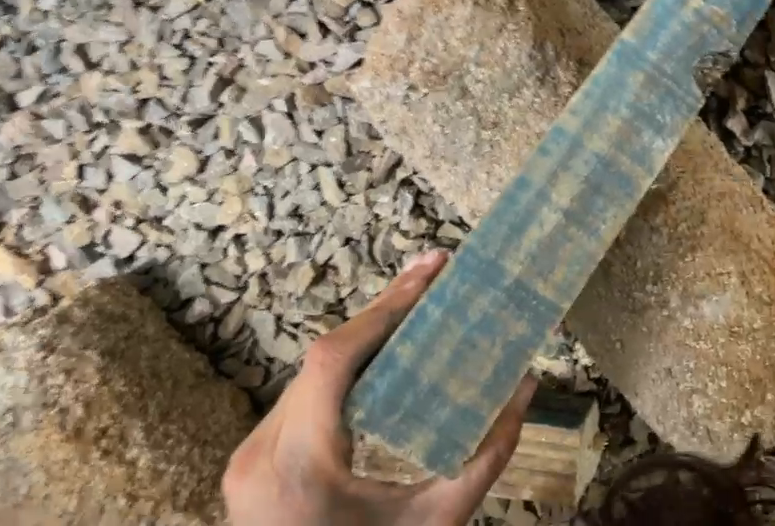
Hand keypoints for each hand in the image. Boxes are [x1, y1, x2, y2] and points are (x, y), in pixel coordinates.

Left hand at [223, 251, 537, 525]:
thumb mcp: (437, 522)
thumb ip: (487, 456)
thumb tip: (528, 387)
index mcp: (299, 464)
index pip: (334, 360)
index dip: (383, 309)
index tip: (431, 273)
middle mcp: (260, 452)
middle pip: (323, 358)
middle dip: (382, 312)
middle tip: (434, 273)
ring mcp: (247, 458)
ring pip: (310, 374)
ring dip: (364, 336)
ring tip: (417, 304)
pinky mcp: (251, 464)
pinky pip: (303, 397)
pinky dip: (346, 368)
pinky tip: (382, 352)